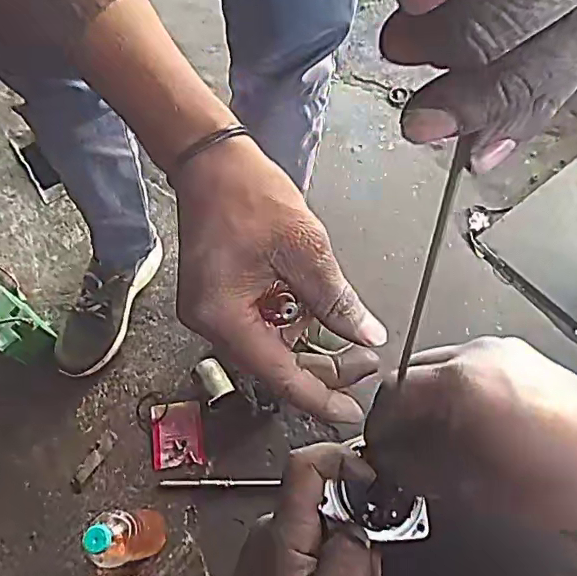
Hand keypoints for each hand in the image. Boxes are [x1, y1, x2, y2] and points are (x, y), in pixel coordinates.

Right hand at [174, 138, 386, 424]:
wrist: (212, 163)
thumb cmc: (247, 193)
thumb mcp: (306, 249)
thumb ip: (337, 300)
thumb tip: (365, 336)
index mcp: (224, 315)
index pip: (280, 376)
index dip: (319, 398)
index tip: (348, 412)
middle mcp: (211, 323)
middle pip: (275, 366)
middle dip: (323, 367)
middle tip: (364, 360)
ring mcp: (214, 313)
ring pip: (272, 349)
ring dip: (310, 343)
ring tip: (346, 326)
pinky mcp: (221, 302)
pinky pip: (263, 328)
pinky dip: (293, 324)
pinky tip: (314, 307)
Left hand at [177, 444, 379, 575]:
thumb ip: (351, 561)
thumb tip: (367, 519)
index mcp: (283, 537)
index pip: (308, 464)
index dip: (347, 461)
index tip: (380, 491)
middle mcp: (271, 535)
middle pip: (325, 495)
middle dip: (361, 524)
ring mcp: (270, 554)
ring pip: (325, 526)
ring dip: (352, 556)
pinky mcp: (273, 573)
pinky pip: (315, 552)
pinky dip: (337, 574)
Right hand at [366, 337, 576, 534]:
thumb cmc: (571, 482)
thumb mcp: (476, 488)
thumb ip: (420, 469)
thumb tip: (394, 462)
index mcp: (463, 382)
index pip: (393, 393)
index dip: (378, 426)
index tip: (378, 449)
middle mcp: (483, 355)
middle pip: (415, 376)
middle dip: (403, 414)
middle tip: (402, 451)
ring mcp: (509, 354)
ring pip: (444, 372)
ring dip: (430, 405)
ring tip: (438, 447)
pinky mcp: (528, 363)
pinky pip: (474, 373)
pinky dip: (458, 399)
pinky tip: (471, 434)